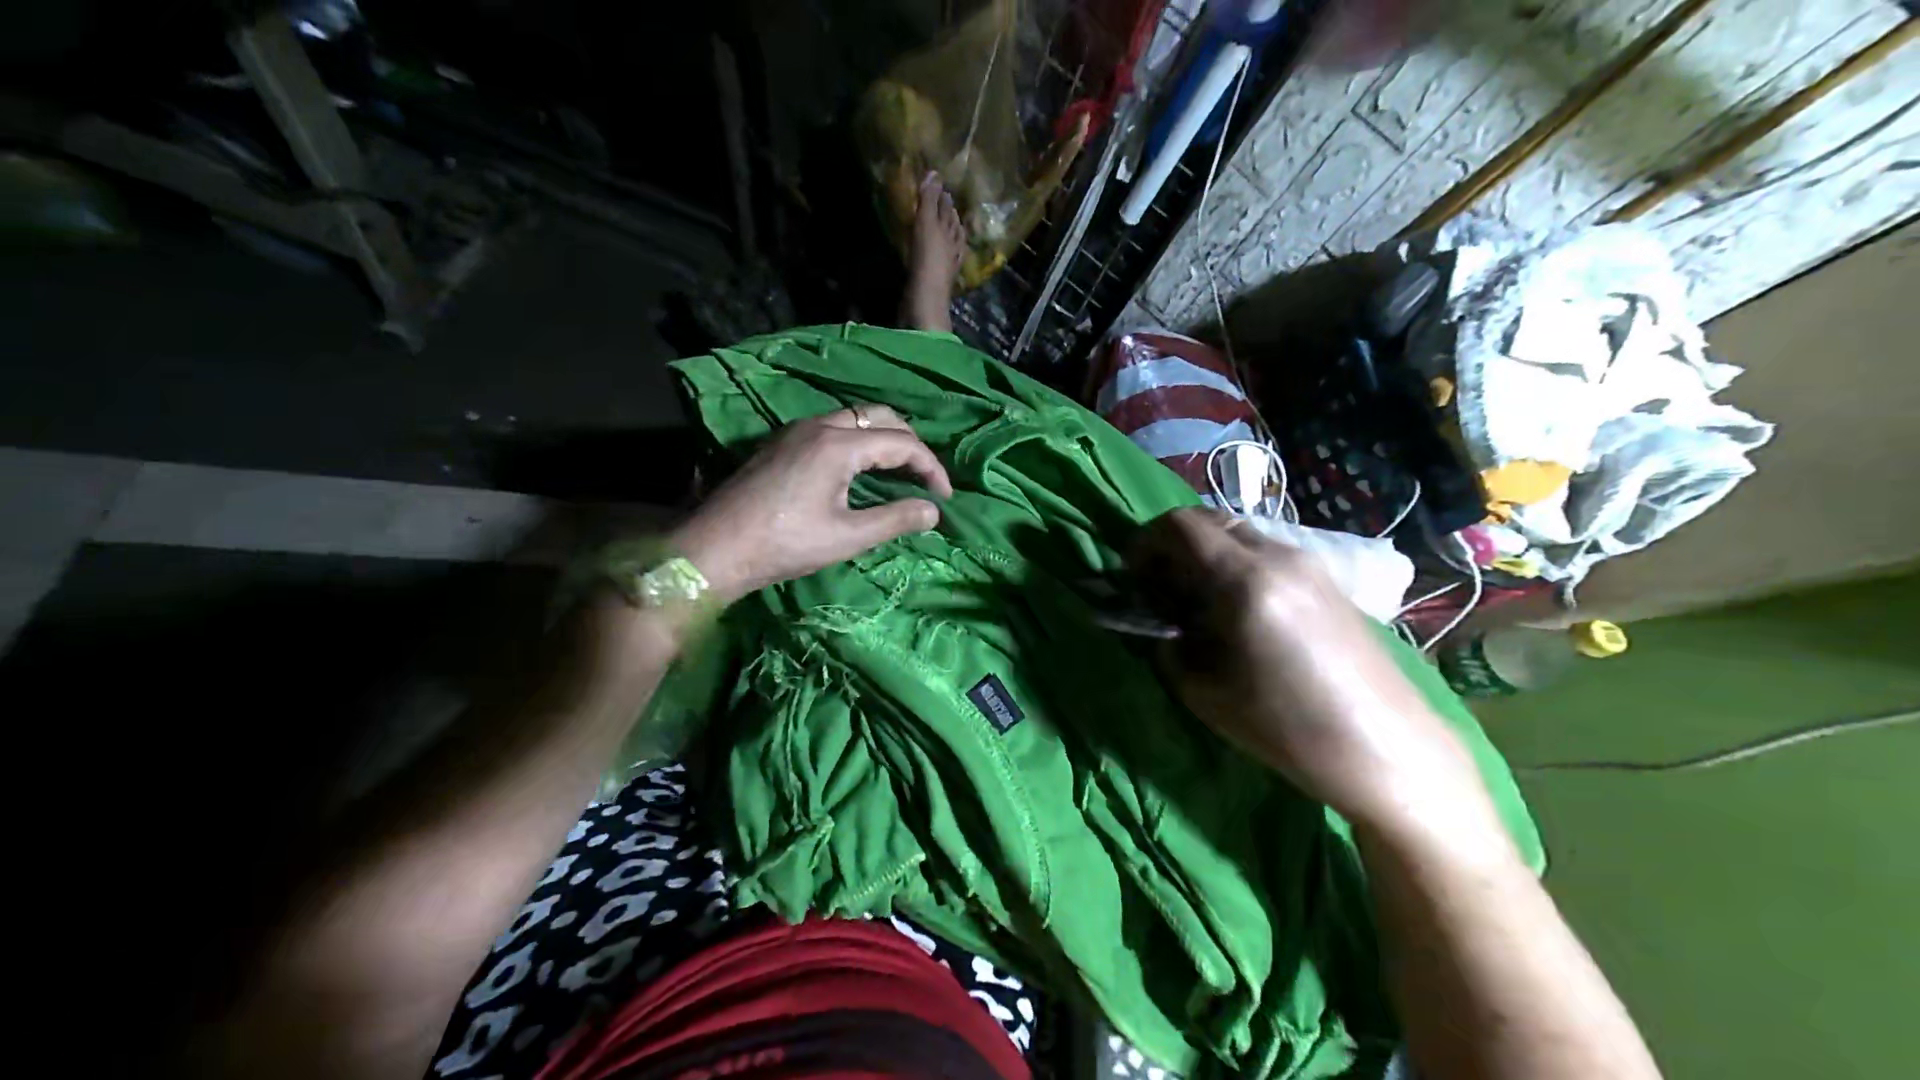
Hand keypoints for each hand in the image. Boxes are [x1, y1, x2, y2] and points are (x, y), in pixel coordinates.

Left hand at [669, 405, 953, 604]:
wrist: (714, 548)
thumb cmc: (784, 544)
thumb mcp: (846, 537)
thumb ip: (895, 519)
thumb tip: (933, 511)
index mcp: (838, 445)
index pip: (902, 442)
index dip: (931, 467)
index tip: (945, 497)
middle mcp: (819, 425)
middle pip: (880, 417)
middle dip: (911, 443)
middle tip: (924, 477)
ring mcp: (795, 431)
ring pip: (854, 419)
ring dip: (883, 439)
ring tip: (898, 473)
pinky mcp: (781, 443)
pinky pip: (832, 428)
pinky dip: (858, 441)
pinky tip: (858, 471)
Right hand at [1129, 508, 1505, 850]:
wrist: (1386, 750)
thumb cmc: (1287, 728)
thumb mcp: (1204, 692)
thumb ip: (1170, 645)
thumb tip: (1161, 623)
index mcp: (1244, 580)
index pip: (1178, 525)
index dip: (1144, 543)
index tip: (1133, 578)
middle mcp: (1278, 556)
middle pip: (1209, 519)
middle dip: (1173, 545)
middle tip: (1161, 588)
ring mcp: (1310, 564)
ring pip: (1240, 533)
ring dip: (1207, 554)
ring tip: (1199, 602)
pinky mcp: (1328, 580)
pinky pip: (1268, 553)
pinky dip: (1237, 564)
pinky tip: (1240, 611)